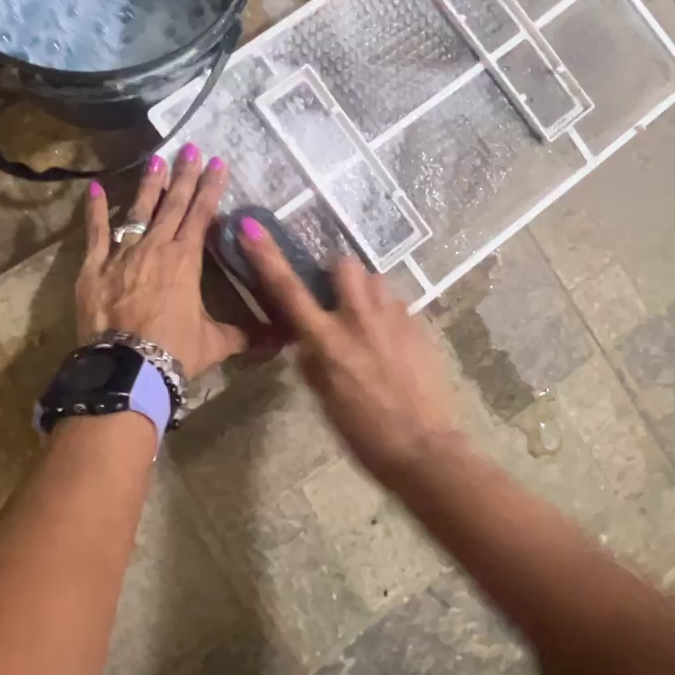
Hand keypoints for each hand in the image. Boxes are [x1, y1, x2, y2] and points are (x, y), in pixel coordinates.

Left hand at [76, 145, 250, 379]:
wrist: (127, 368)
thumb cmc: (174, 351)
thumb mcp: (215, 343)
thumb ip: (245, 335)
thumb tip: (282, 339)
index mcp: (186, 260)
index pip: (201, 215)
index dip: (210, 188)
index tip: (217, 162)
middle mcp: (156, 248)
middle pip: (172, 205)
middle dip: (184, 175)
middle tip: (189, 148)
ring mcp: (123, 254)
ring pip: (138, 211)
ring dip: (149, 185)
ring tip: (156, 158)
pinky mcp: (95, 267)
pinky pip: (95, 234)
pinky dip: (95, 210)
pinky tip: (95, 187)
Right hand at [238, 220, 460, 484]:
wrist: (424, 449)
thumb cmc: (365, 434)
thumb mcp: (325, 401)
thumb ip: (314, 361)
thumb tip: (310, 341)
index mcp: (326, 341)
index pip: (287, 289)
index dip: (266, 255)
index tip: (250, 226)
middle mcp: (358, 319)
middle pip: (344, 264)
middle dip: (337, 273)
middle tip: (338, 297)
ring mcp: (393, 318)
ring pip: (375, 280)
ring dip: (366, 293)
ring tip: (369, 321)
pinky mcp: (420, 325)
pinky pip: (398, 304)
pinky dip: (389, 315)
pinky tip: (393, 344)